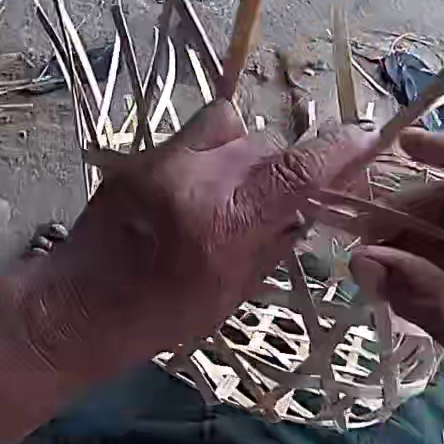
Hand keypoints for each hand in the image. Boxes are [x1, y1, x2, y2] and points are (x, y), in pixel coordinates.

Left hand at [4, 101, 373, 390]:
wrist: (77, 307)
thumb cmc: (159, 317)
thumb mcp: (230, 294)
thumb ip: (272, 246)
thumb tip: (304, 214)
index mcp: (226, 225)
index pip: (296, 172)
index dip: (338, 150)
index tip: (367, 136)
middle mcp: (198, 181)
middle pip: (266, 146)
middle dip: (282, 167)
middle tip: (277, 197)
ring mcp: (164, 161)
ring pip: (233, 126)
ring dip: (247, 151)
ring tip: (234, 184)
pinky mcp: (141, 155)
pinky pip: (196, 133)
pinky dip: (214, 148)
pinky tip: (200, 181)